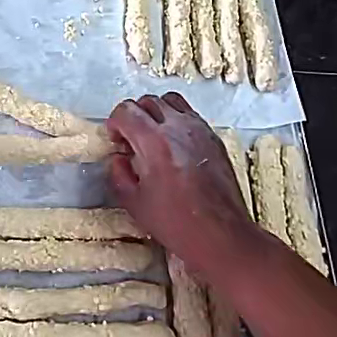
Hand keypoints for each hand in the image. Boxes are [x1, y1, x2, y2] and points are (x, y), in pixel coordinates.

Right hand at [106, 93, 262, 274]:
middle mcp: (178, 128)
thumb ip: (119, 174)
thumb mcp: (135, 203)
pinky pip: (190, 115)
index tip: (116, 140)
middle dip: (134, 116)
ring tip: (152, 137)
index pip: (126, 110)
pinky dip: (176, 121)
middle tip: (131, 139)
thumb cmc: (178, 224)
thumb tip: (118, 158)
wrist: (222, 235)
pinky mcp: (214, 138)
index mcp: (154, 141)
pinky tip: (174, 146)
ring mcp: (200, 130)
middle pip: (148, 101)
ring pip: (171, 102)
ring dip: (156, 113)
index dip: (115, 123)